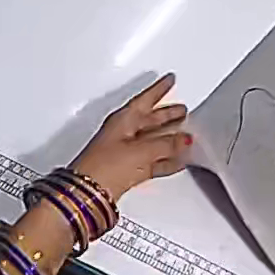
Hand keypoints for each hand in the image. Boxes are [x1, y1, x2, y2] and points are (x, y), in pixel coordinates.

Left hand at [71, 75, 191, 203]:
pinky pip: (153, 160)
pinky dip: (166, 159)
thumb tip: (184, 139)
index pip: (146, 99)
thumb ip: (167, 144)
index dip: (159, 88)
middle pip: (151, 119)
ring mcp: (125, 151)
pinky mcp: (127, 170)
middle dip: (167, 114)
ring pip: (153, 140)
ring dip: (170, 138)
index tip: (169, 79)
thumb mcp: (142, 150)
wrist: (88, 194)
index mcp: (123, 120)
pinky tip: (178, 160)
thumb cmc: (104, 166)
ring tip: (186, 134)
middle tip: (182, 108)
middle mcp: (123, 133)